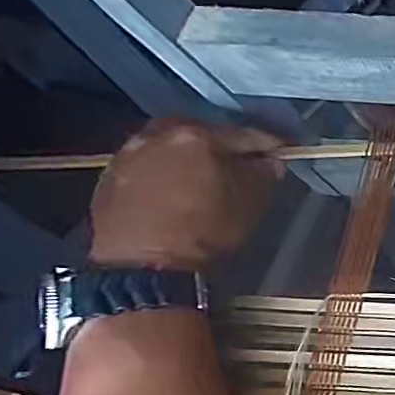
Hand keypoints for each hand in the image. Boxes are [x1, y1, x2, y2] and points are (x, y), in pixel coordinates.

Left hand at [89, 119, 282, 271]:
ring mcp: (128, 153)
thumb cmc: (208, 229)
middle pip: (202, 132)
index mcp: (199, 136)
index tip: (284, 152)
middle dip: (224, 145)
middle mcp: (159, 135)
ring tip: (205, 175)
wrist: (145, 262)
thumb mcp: (252, 201)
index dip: (271, 145)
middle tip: (241, 162)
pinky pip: (148, 162)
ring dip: (190, 155)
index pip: (247, 135)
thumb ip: (264, 173)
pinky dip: (166, 169)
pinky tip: (176, 189)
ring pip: (171, 145)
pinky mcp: (109, 174)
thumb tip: (268, 161)